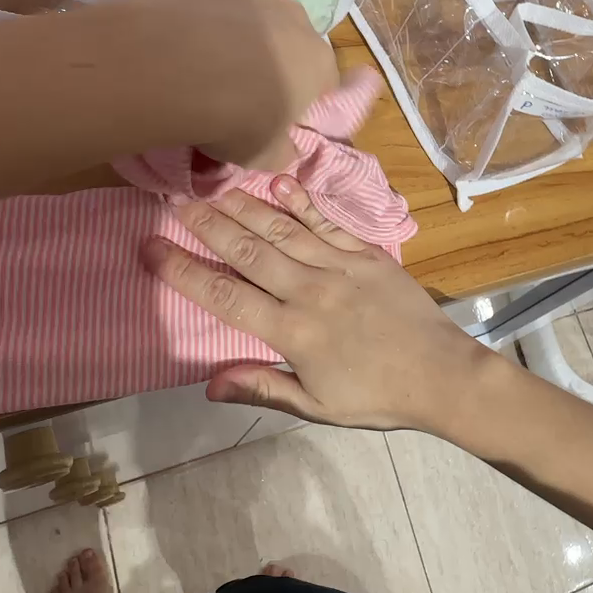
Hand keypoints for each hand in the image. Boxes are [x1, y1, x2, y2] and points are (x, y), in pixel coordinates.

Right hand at [139, 177, 499, 431]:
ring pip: (283, 231)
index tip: (151, 248)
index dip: (184, 272)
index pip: (225, 297)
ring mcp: (341, 267)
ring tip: (213, 189)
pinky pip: (328, 224)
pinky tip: (279, 186)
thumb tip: (208, 383)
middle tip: (175, 201)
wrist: (441, 374)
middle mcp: (310, 291)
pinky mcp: (368, 254)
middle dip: (207, 226)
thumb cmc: (377, 396)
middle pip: (248, 252)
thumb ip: (263, 387)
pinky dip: (302, 204)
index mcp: (293, 332)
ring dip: (245, 209)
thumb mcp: (317, 406)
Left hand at [155, 0, 338, 170]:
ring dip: (237, 26)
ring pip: (252, 7)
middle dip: (272, 55)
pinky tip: (180, 24)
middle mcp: (295, 17)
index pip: (323, 80)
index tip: (277, 113)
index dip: (302, 97)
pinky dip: (201, 1)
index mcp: (317, 62)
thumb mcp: (264, 155)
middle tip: (238, 85)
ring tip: (203, 54)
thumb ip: (282, 151)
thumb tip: (284, 151)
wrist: (178, 68)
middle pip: (290, 37)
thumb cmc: (235, 119)